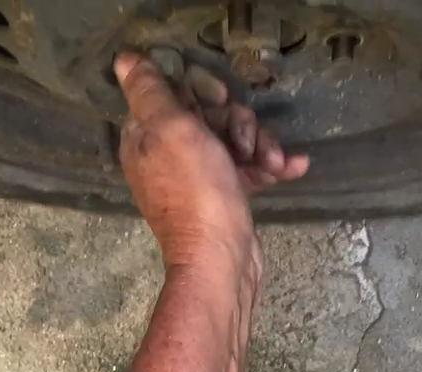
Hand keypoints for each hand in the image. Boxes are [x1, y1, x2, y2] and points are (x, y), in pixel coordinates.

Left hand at [112, 52, 309, 276]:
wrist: (221, 261)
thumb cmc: (196, 194)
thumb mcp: (169, 128)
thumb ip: (149, 90)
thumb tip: (126, 60)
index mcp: (148, 138)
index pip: (175, 92)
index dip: (202, 91)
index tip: (218, 103)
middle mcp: (171, 155)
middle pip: (210, 114)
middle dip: (237, 122)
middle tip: (244, 144)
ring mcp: (200, 178)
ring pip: (235, 140)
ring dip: (260, 145)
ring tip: (274, 165)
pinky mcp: (227, 197)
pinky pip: (251, 168)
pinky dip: (272, 165)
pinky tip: (295, 166)